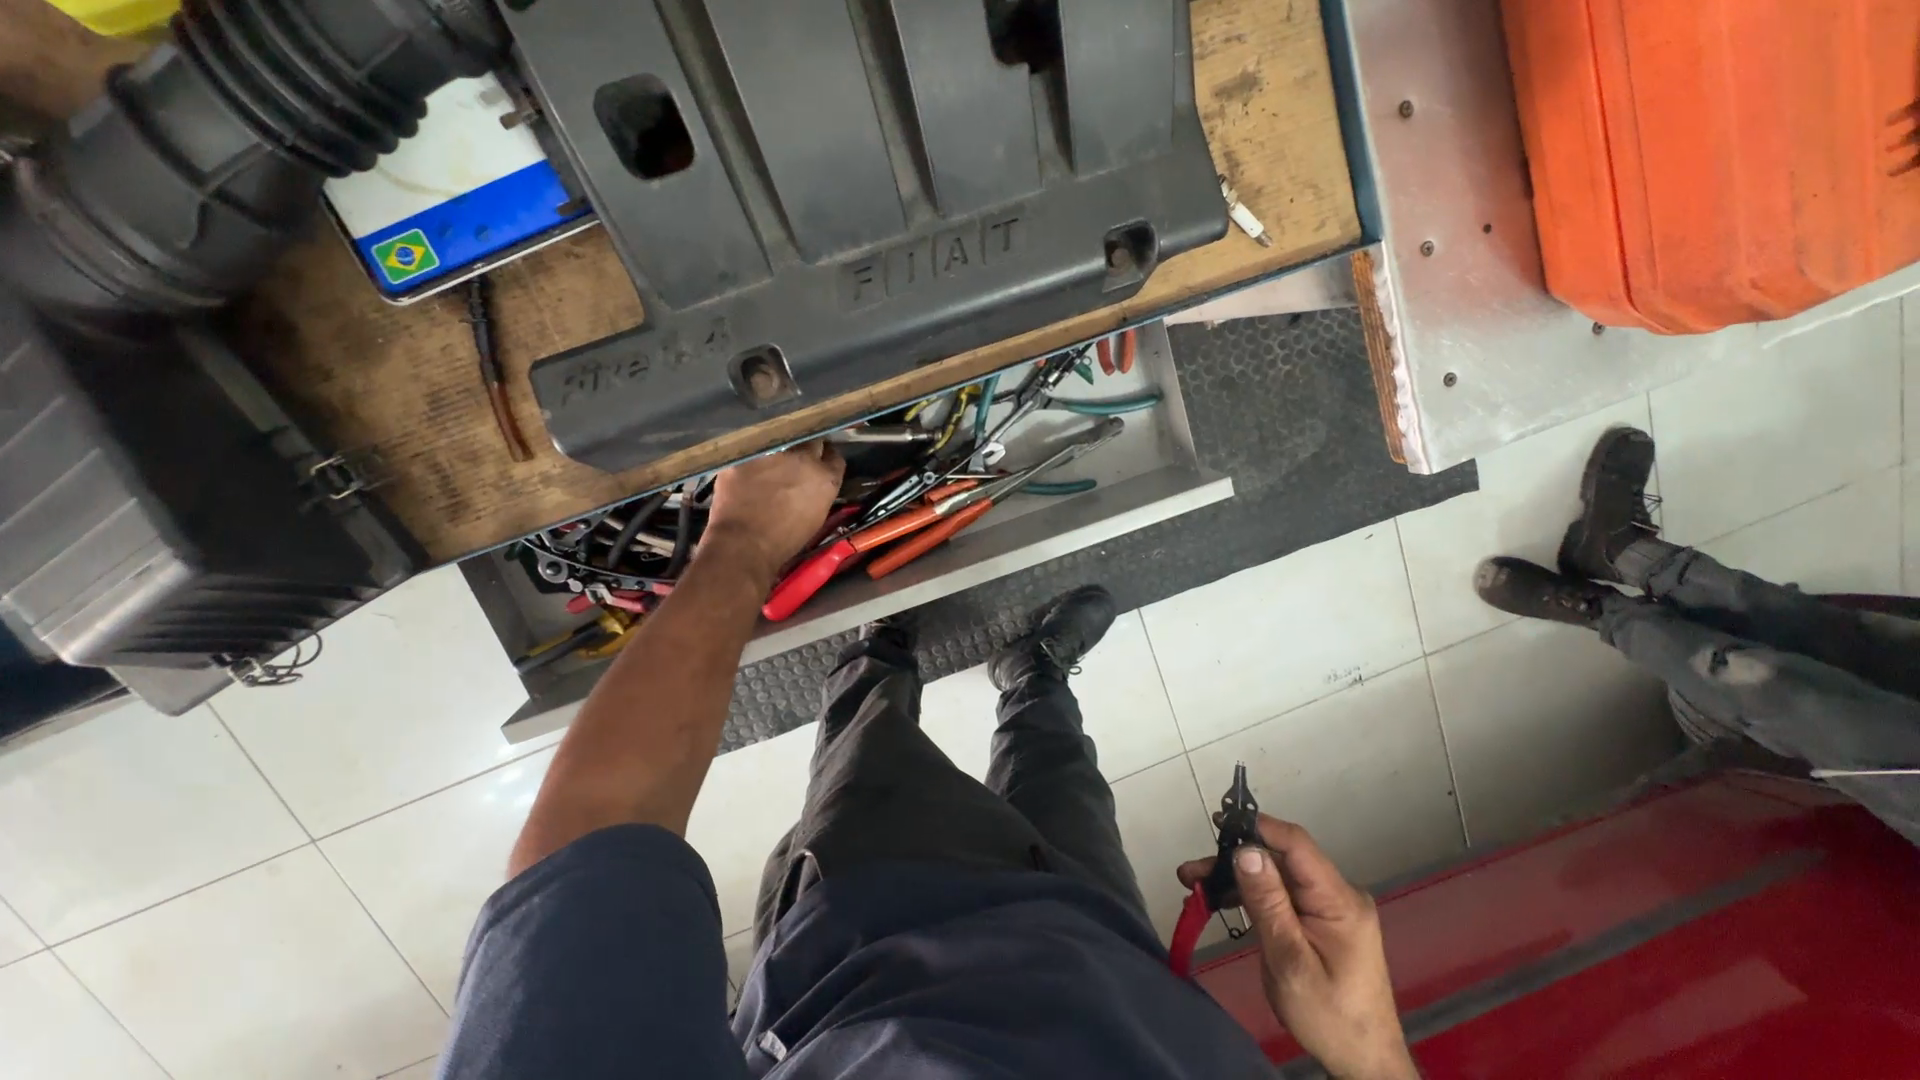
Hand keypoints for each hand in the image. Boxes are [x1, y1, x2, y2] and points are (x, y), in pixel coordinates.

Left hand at [704, 442, 845, 584]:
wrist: (744, 544)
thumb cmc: (783, 541)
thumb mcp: (815, 517)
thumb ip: (819, 493)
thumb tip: (813, 484)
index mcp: (825, 478)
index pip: (834, 457)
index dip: (826, 460)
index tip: (820, 463)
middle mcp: (803, 458)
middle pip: (812, 441)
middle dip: (807, 447)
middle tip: (797, 459)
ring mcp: (773, 453)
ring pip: (780, 442)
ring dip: (779, 451)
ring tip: (770, 463)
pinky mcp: (745, 453)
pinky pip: (752, 451)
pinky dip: (751, 460)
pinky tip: (747, 470)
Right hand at [1178, 816, 1415, 1079]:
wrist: (1363, 1062)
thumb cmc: (1328, 1016)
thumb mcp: (1290, 961)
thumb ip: (1268, 903)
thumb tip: (1245, 850)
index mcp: (1338, 900)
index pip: (1296, 844)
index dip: (1257, 827)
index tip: (1218, 825)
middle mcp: (1337, 895)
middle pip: (1280, 860)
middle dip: (1234, 860)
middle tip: (1190, 873)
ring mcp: (1329, 909)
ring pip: (1277, 878)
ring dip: (1237, 880)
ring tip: (1194, 887)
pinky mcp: (1320, 922)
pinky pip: (1283, 897)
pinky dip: (1251, 898)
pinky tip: (1220, 902)